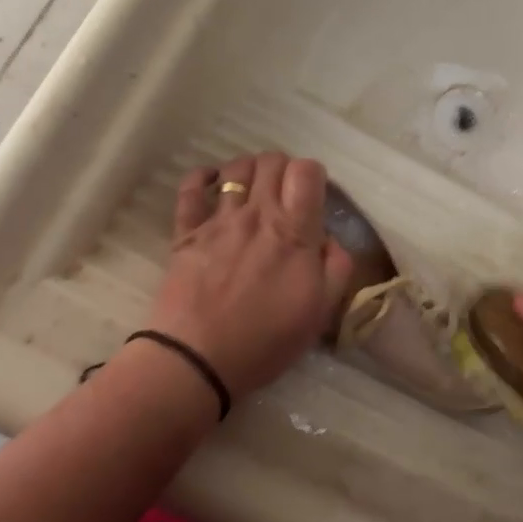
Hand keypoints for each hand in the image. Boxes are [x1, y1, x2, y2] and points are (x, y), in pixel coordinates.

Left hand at [143, 153, 354, 399]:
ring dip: (250, 170)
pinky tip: (211, 184)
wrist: (197, 360)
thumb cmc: (265, 341)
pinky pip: (190, 187)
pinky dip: (202, 178)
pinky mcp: (186, 230)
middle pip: (272, 160)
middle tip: (285, 194)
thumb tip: (330, 240)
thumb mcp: (319, 313)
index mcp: (294, 232)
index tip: (313, 197)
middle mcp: (258, 214)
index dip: (313, 175)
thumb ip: (336, 268)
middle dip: (284, 169)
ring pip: (236, 167)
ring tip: (253, 190)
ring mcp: (218, 219)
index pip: (307, 171)